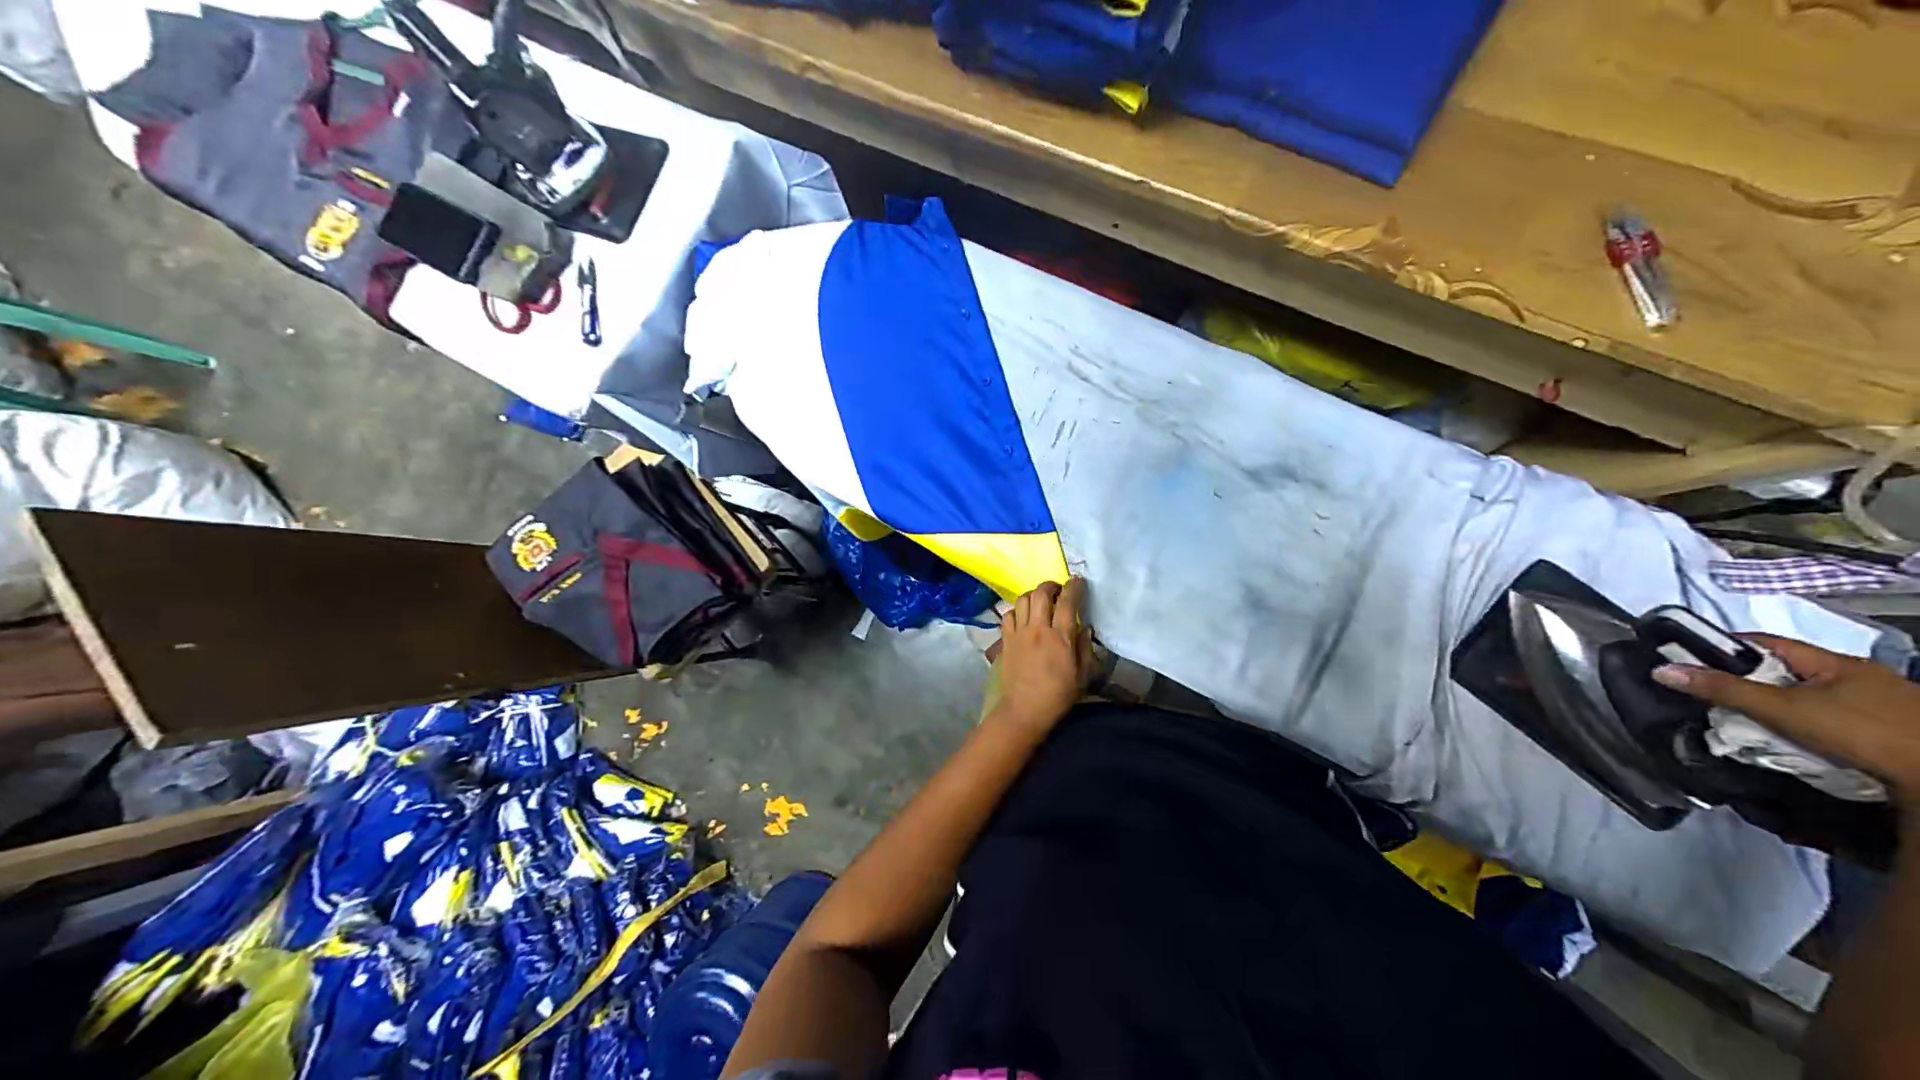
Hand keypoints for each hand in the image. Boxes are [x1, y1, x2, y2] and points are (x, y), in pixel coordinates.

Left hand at [992, 577, 1093, 733]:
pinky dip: (1017, 610)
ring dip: (1034, 595)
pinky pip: (1008, 614)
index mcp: (1060, 638)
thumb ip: (1084, 648)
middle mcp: (1038, 629)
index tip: (1078, 582)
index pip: (1067, 602)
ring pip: (1023, 600)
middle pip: (1041, 593)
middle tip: (1059, 591)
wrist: (1024, 710)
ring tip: (1041, 601)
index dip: (1074, 587)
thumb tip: (1084, 627)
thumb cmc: (1058, 695)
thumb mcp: (1082, 676)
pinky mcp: (1005, 640)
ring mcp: (1019, 633)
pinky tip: (1024, 617)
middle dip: (1051, 585)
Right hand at [1653, 635, 1919, 803]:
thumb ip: (1723, 690)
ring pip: (1813, 695)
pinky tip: (1796, 736)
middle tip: (1715, 693)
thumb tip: (1662, 670)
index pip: (1768, 642)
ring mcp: (1884, 704)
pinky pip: (1834, 717)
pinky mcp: (1893, 731)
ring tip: (1750, 717)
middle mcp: (1862, 676)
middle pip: (1790, 670)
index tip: (1693, 657)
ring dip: (1781, 704)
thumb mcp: (1783, 710)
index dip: (1727, 646)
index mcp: (1837, 662)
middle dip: (1751, 679)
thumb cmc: (1861, 732)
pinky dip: (1808, 723)